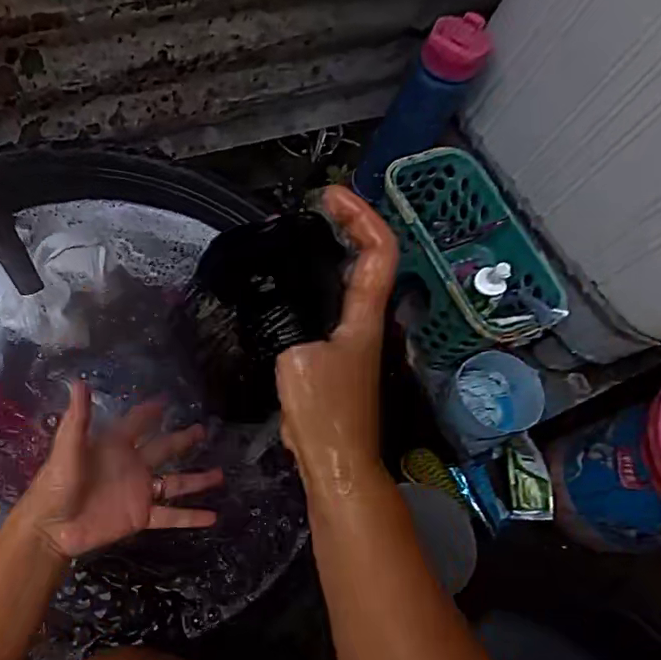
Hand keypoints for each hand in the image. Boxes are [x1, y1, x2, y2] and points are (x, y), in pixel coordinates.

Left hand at [18, 380, 224, 558]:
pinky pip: (170, 515)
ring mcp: (138, 492)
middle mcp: (131, 466)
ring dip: (196, 479)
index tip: (165, 400)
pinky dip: (190, 516)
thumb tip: (78, 383)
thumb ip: (78, 420)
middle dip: (182, 440)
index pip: (136, 424)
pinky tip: (212, 516)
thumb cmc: (55, 486)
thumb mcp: (66, 450)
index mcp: (114, 446)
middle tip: (202, 430)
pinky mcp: (140, 516)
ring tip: (220, 474)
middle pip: (163, 449)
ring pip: (174, 483)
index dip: (150, 412)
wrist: (50, 528)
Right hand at [275, 186, 398, 486]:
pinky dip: (321, 286)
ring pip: (354, 285)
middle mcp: (369, 324)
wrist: (337, 463)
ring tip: (303, 238)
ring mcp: (357, 343)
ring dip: (335, 255)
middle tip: (316, 209)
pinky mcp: (342, 361)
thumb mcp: (295, 359)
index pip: (378, 251)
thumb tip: (283, 318)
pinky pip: (336, 309)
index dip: (360, 215)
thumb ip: (288, 327)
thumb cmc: (323, 413)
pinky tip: (294, 290)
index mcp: (365, 317)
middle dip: (349, 226)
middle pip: (371, 261)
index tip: (330, 196)